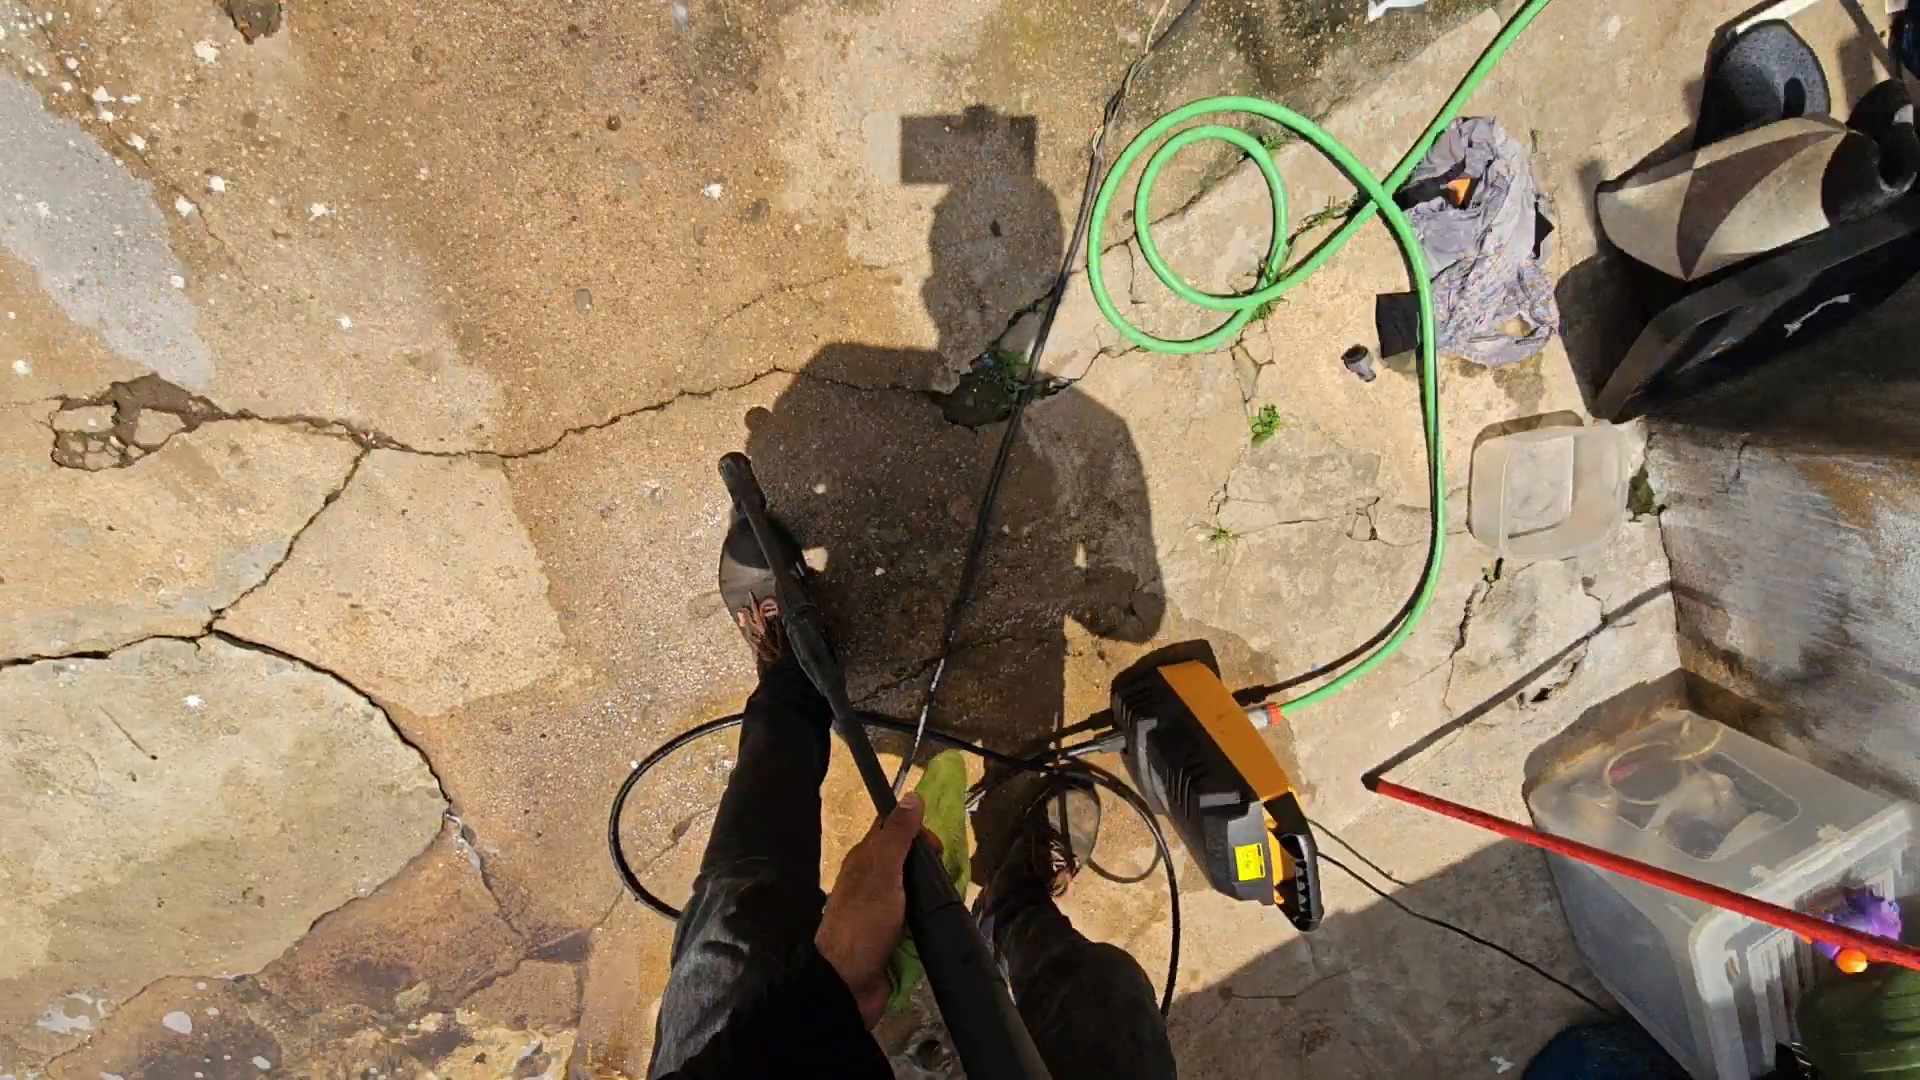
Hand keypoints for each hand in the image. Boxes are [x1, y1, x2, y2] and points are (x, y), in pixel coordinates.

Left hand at [815, 792, 932, 1027]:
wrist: (848, 985)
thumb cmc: (863, 922)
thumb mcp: (882, 871)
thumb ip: (898, 835)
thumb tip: (912, 795)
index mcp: (865, 859)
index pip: (892, 828)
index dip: (915, 826)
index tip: (936, 843)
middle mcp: (874, 879)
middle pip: (908, 856)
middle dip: (929, 860)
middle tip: (945, 873)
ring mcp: (884, 908)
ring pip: (915, 886)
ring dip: (933, 888)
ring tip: (952, 893)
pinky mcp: (896, 933)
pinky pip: (918, 914)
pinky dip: (931, 912)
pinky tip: (945, 915)